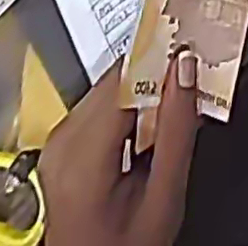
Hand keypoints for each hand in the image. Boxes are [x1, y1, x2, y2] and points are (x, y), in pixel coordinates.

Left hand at [38, 50, 200, 245]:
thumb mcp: (163, 198)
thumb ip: (177, 130)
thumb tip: (184, 69)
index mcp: (82, 154)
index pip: (125, 77)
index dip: (160, 58)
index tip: (189, 49)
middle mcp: (62, 139)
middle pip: (116, 79)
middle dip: (155, 74)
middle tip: (190, 75)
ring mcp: (58, 140)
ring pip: (110, 88)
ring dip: (144, 89)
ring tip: (173, 106)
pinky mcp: (61, 142)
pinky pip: (100, 105)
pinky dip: (128, 106)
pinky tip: (149, 125)